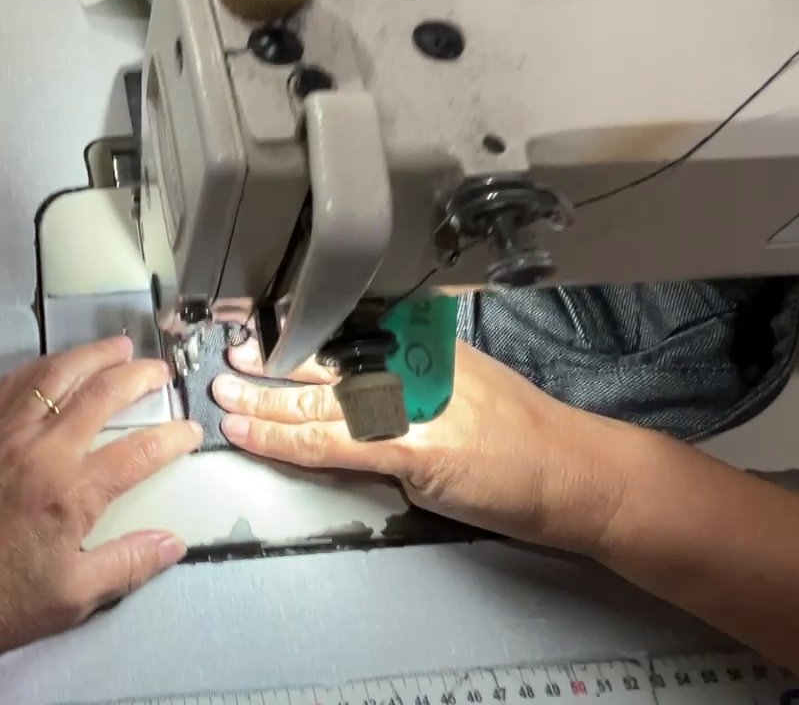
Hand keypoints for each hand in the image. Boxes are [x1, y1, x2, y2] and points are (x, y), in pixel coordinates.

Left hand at [0, 336, 201, 688]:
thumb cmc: (0, 600)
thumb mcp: (74, 595)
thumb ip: (129, 563)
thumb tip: (175, 542)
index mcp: (71, 493)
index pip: (138, 452)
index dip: (172, 437)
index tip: (190, 431)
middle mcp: (42, 450)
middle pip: (102, 394)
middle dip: (138, 375)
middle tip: (159, 372)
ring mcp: (7, 431)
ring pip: (57, 374)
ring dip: (92, 355)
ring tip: (117, 346)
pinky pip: (15, 381)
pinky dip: (44, 365)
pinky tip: (58, 364)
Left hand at [212, 339, 650, 554]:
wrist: (574, 473)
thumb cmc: (516, 427)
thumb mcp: (452, 372)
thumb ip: (397, 364)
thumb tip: (344, 370)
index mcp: (413, 337)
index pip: (337, 327)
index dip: (291, 327)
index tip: (255, 325)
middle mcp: (404, 360)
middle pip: (317, 357)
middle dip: (266, 359)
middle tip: (228, 356)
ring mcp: (403, 402)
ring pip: (311, 400)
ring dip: (259, 399)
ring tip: (224, 394)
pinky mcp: (405, 448)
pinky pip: (326, 441)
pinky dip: (281, 438)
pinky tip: (250, 433)